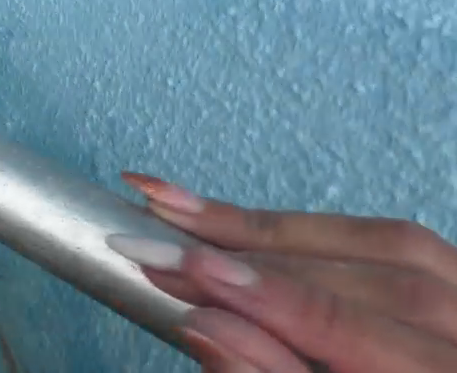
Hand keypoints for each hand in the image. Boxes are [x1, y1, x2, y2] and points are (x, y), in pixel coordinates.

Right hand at [110, 173, 456, 371]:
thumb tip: (202, 325)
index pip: (375, 339)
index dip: (278, 299)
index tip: (184, 265)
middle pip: (393, 287)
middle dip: (255, 258)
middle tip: (153, 245)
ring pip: (390, 246)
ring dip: (261, 226)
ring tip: (165, 206)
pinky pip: (389, 239)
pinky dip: (291, 224)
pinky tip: (215, 213)